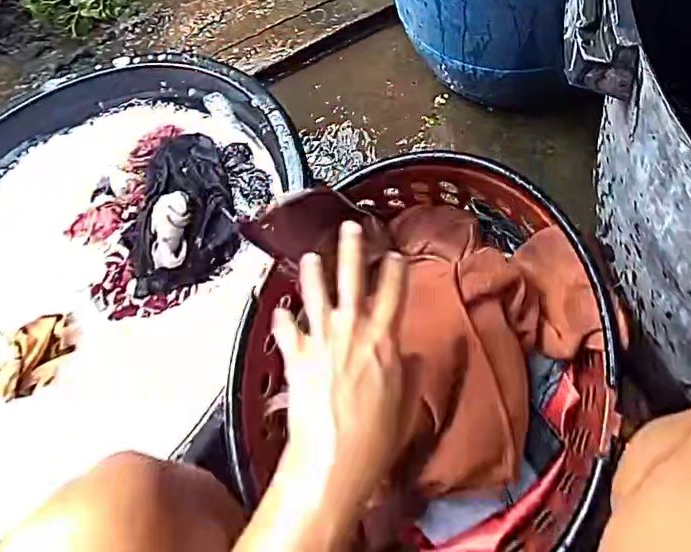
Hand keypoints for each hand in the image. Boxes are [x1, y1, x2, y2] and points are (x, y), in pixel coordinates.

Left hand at [270, 220, 408, 515]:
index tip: (393, 255)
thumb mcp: (405, 403)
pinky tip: (279, 309)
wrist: (331, 463)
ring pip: (316, 293)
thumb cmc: (370, 441)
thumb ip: (409, 372)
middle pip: (352, 277)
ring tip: (311, 256)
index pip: (392, 290)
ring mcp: (321, 341)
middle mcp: (350, 331)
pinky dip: (282, 319)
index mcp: (382, 339)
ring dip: (313, 271)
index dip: (394, 268)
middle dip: (352, 247)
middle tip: (350, 227)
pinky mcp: (297, 358)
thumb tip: (411, 358)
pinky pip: (286, 330)